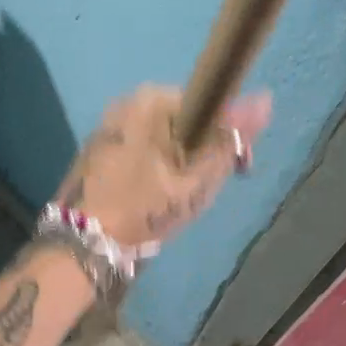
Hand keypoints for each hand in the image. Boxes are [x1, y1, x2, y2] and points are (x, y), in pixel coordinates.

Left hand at [53, 85, 272, 249]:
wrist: (81, 245)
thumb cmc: (142, 210)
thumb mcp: (194, 181)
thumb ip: (229, 141)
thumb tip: (265, 99)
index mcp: (150, 100)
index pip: (209, 104)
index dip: (228, 137)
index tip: (238, 169)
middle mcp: (126, 102)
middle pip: (184, 123)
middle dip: (201, 154)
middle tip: (203, 193)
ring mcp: (107, 126)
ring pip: (162, 140)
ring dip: (178, 165)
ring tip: (177, 201)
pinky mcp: (96, 151)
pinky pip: (140, 153)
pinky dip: (154, 171)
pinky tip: (151, 201)